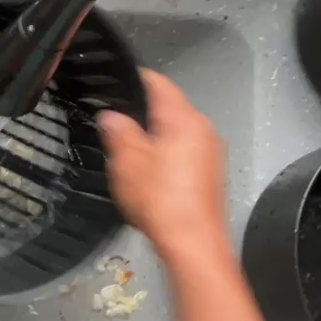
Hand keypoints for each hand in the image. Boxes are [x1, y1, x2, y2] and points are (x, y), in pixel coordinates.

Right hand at [97, 69, 228, 259]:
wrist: (192, 241)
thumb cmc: (159, 198)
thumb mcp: (127, 160)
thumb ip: (118, 131)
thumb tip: (111, 116)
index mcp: (184, 119)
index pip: (159, 83)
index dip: (135, 78)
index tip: (113, 81)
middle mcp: (203, 129)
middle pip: (169, 106)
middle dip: (141, 110)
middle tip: (111, 118)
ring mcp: (210, 151)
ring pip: (176, 129)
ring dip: (152, 133)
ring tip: (124, 145)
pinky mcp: (209, 172)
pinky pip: (183, 149)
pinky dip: (164, 151)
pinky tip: (145, 169)